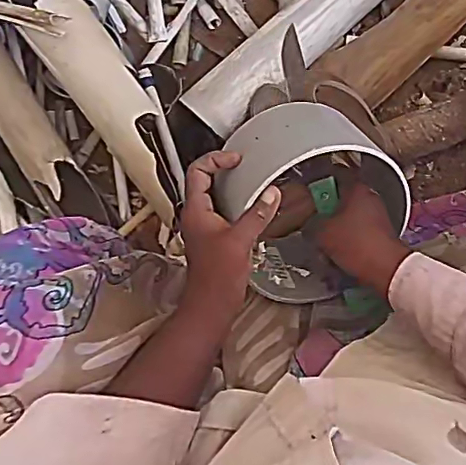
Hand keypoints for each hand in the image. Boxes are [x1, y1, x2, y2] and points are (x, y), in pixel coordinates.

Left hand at [178, 151, 278, 316]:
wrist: (211, 305)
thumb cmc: (217, 277)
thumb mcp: (241, 240)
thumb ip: (257, 215)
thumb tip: (271, 194)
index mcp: (195, 211)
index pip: (197, 171)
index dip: (215, 159)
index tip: (235, 159)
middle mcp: (194, 216)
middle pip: (201, 180)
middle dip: (220, 168)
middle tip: (240, 164)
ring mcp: (201, 227)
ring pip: (210, 195)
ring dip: (226, 185)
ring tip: (246, 180)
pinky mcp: (211, 237)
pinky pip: (219, 210)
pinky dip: (232, 202)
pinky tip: (248, 206)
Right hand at [311, 174, 411, 299]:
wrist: (386, 269)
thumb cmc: (356, 244)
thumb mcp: (322, 233)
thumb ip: (311, 224)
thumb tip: (309, 226)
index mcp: (357, 189)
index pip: (335, 176)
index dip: (319, 185)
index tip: (309, 193)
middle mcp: (370, 198)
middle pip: (340, 201)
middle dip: (326, 214)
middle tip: (314, 224)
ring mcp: (378, 216)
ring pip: (348, 218)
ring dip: (336, 230)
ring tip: (325, 245)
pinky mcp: (381, 233)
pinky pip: (358, 232)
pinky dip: (347, 241)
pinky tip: (338, 255)